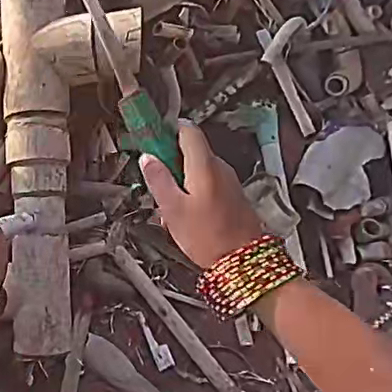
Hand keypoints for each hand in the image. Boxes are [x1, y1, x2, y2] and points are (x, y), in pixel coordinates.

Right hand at [140, 121, 266, 267]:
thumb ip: (159, 179)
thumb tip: (147, 158)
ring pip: (197, 168)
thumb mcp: (173, 209)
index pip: (187, 129)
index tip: (151, 140)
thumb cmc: (210, 238)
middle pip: (190, 149)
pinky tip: (185, 213)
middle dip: (169, 161)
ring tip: (169, 204)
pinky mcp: (231, 195)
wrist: (244, 262)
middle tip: (156, 181)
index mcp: (204, 166)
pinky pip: (206, 182)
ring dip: (179, 179)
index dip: (167, 131)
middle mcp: (219, 168)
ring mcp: (227, 181)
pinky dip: (192, 191)